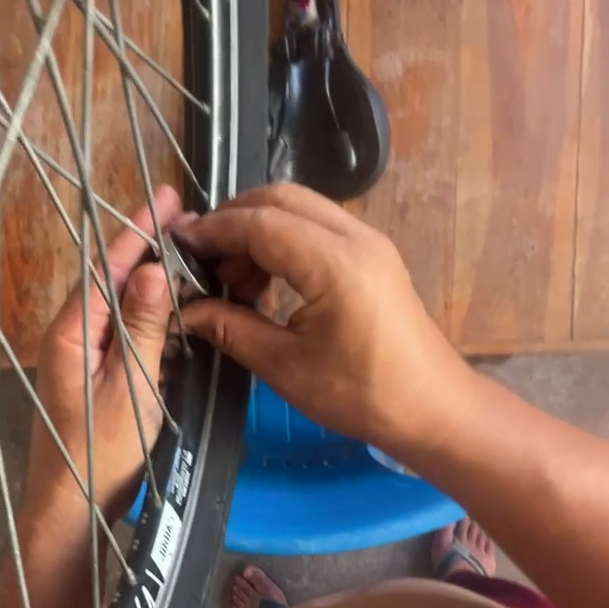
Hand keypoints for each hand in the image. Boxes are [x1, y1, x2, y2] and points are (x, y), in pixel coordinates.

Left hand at [24, 185, 185, 519]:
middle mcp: (72, 337)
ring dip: (152, 284)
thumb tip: (153, 269)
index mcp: (71, 333)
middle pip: (111, 281)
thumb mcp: (129, 388)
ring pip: (120, 308)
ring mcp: (83, 358)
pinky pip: (124, 334)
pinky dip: (150, 318)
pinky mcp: (96, 378)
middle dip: (147, 251)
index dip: (138, 231)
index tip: (168, 197)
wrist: (74, 507)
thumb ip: (140, 328)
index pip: (106, 268)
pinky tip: (176, 309)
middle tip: (189, 224)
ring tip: (190, 258)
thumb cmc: (100, 453)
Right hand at [177, 184, 480, 459]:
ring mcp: (369, 242)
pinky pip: (317, 228)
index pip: (260, 223)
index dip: (214, 230)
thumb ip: (232, 329)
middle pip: (281, 199)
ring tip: (233, 280)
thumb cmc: (359, 394)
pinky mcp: (373, 255)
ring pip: (300, 209)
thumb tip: (187, 312)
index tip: (178, 244)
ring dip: (258, 231)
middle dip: (234, 220)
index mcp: (334, 264)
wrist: (431, 408)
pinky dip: (283, 241)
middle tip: (202, 258)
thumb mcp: (285, 366)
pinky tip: (265, 283)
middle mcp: (354, 238)